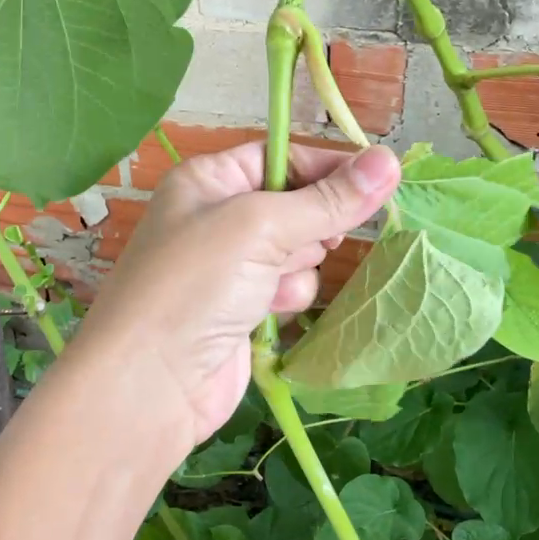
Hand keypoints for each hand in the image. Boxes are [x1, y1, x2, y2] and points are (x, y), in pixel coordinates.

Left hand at [69, 142, 399, 446]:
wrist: (149, 383)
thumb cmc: (195, 284)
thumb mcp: (261, 227)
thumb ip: (327, 199)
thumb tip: (389, 160)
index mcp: (208, 180)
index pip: (280, 155)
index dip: (326, 166)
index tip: (378, 178)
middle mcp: (217, 215)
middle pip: (294, 202)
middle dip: (311, 223)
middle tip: (318, 238)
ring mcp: (229, 264)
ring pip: (298, 248)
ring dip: (299, 264)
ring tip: (274, 280)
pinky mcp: (242, 307)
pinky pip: (289, 286)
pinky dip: (288, 296)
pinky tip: (269, 310)